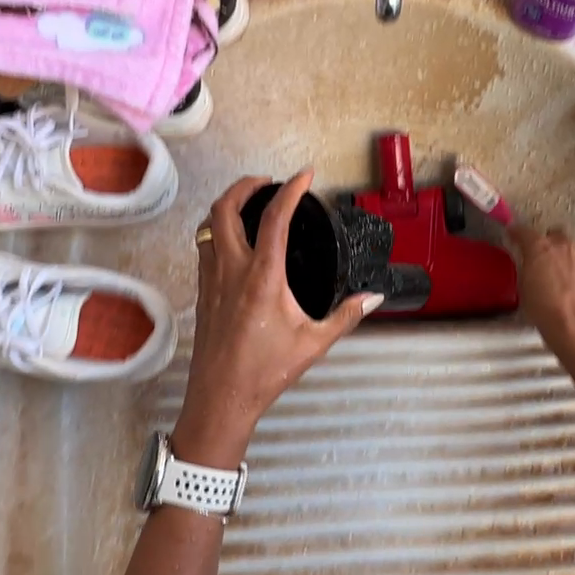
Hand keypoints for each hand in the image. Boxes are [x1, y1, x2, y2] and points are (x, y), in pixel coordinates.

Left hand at [174, 170, 379, 466]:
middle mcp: (231, 270)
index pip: (276, 217)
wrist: (220, 398)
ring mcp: (211, 279)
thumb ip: (346, 316)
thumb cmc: (263, 373)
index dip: (291, 189)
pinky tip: (234, 240)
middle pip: (225, 208)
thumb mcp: (314, 343)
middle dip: (245, 185)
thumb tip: (373, 298)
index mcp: (262, 277)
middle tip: (267, 182)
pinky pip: (204, 246)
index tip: (305, 176)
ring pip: (208, 225)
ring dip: (226, 205)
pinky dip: (217, 230)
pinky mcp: (202, 292)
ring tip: (248, 203)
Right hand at [511, 225, 574, 355]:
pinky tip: (571, 288)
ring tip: (557, 275)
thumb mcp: (523, 286)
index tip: (511, 234)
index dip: (516, 232)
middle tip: (539, 257)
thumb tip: (528, 261)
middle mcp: (562, 247)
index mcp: (539, 247)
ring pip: (570, 251)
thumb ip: (526, 267)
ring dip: (562, 257)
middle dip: (546, 242)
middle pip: (553, 235)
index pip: (524, 231)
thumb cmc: (542, 307)